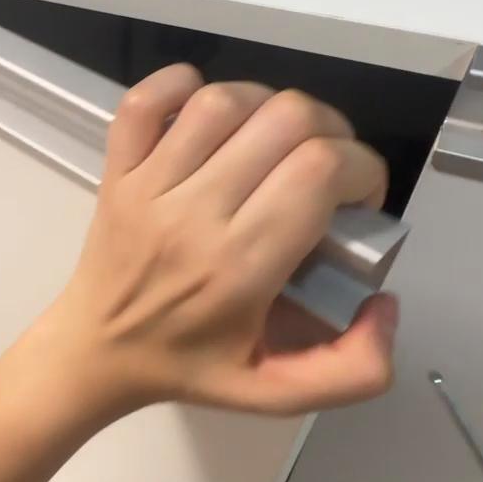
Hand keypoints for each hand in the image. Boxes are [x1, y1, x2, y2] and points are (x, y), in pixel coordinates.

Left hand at [28, 64, 396, 418]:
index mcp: (239, 267)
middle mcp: (194, 215)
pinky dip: (178, 87)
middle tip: (326, 170)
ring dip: (267, 107)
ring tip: (274, 144)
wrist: (96, 352)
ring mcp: (148, 187)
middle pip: (285, 120)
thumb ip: (352, 371)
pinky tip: (206, 114)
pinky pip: (143, 103)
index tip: (356, 201)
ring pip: (223, 101)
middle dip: (331, 133)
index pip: (321, 171)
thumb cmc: (186, 366)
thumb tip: (386, 303)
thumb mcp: (275, 393)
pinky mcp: (116, 172)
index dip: (363, 170)